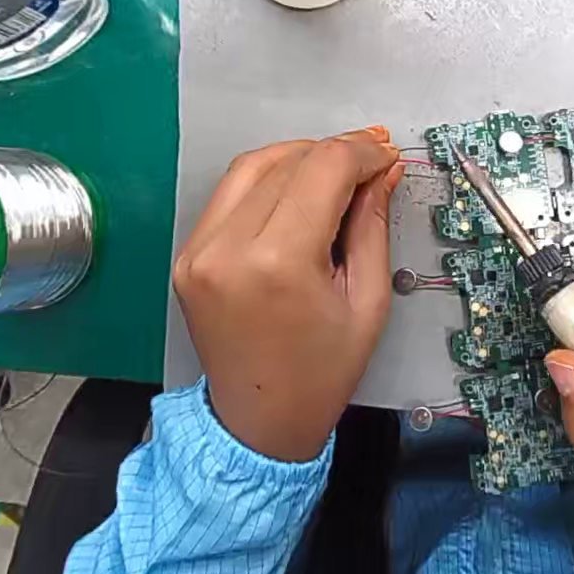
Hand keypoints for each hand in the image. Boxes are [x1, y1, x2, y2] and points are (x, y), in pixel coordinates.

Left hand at [173, 128, 403, 461]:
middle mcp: (228, 247)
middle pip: (288, 161)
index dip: (362, 152)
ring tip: (335, 173)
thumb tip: (382, 171)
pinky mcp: (187, 256)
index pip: (323, 168)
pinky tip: (295, 193)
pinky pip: (228, 195)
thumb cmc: (323, 373)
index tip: (386, 157)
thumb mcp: (368, 301)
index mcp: (279, 262)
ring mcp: (198, 250)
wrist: (260, 422)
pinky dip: (266, 181)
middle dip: (335, 153)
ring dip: (298, 158)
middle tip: (369, 163)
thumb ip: (372, 226)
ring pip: (252, 166)